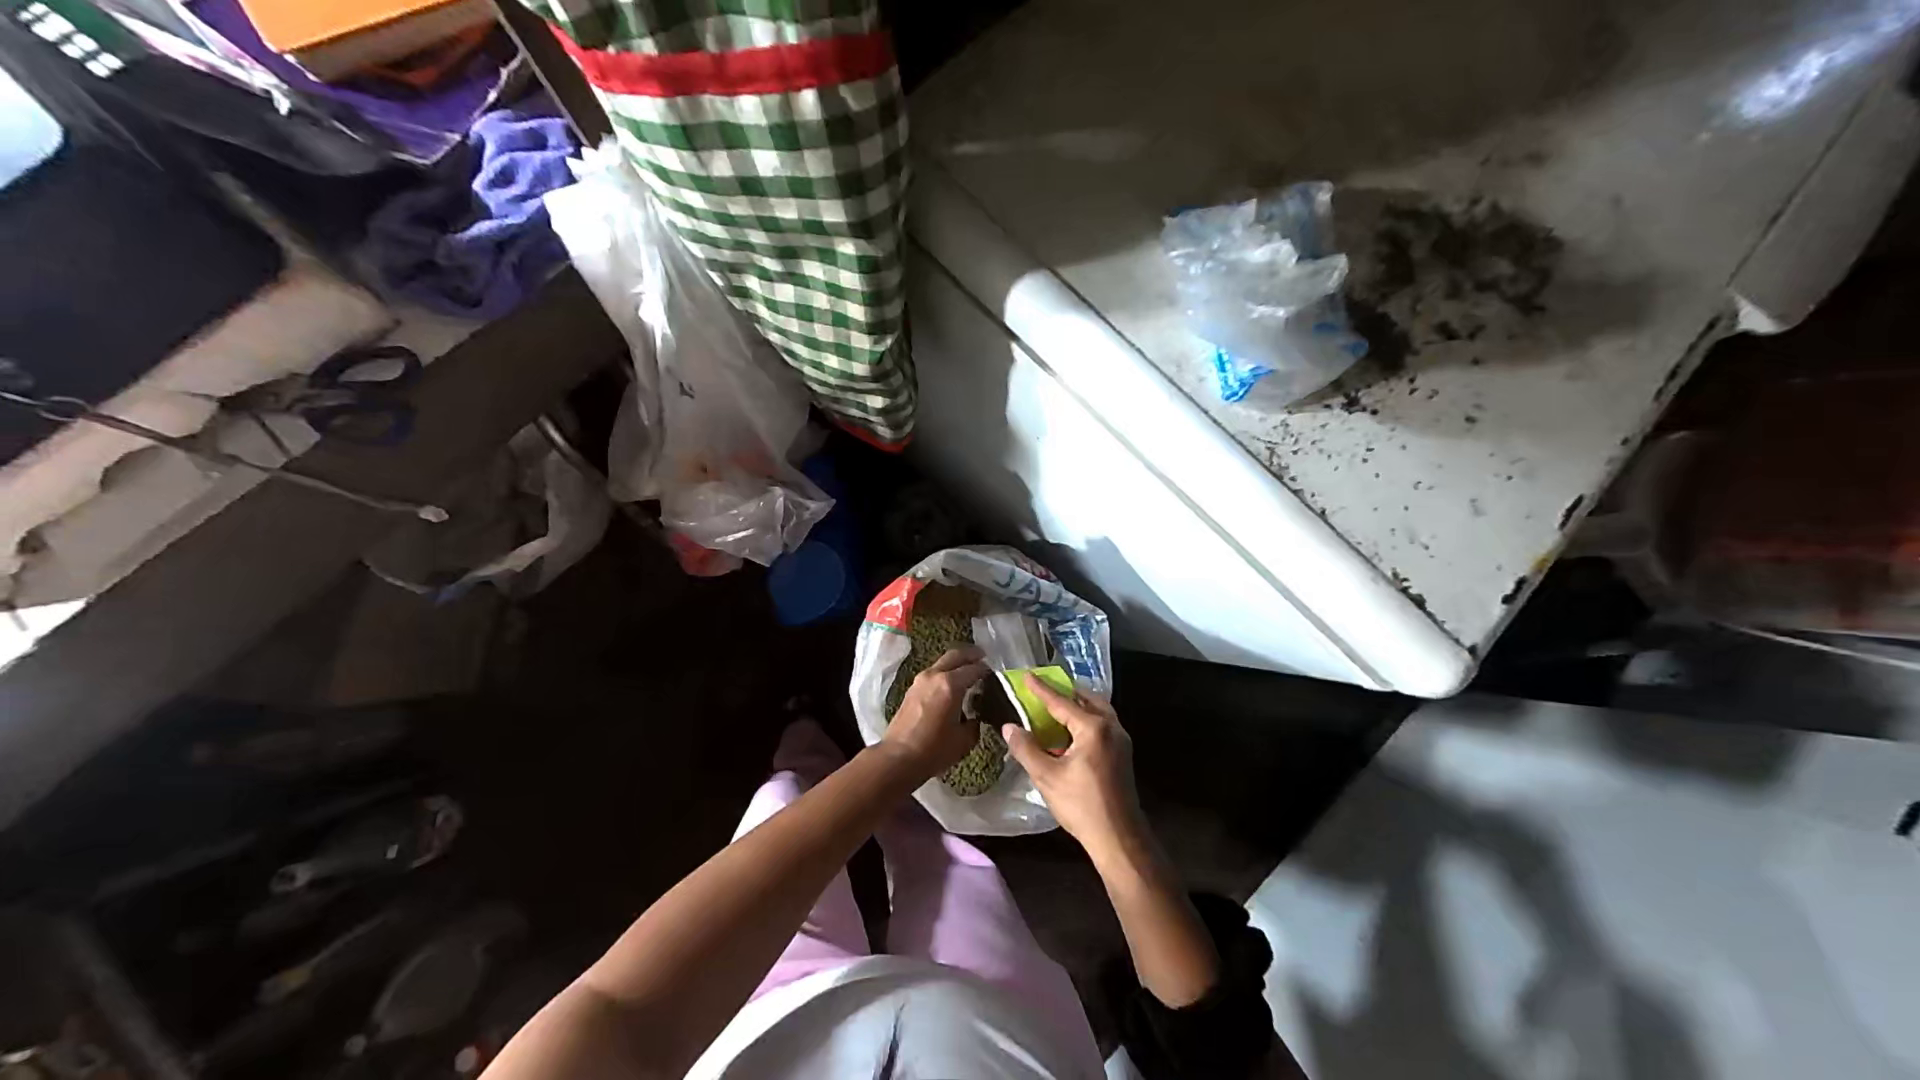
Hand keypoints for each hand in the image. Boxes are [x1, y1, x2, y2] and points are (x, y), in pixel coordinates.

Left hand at [881, 647, 990, 780]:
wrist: (898, 758)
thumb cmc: (934, 750)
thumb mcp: (964, 739)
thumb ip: (974, 722)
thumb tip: (975, 716)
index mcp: (950, 684)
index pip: (974, 669)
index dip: (986, 669)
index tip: (995, 673)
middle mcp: (934, 676)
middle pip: (955, 656)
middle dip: (970, 655)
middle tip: (983, 657)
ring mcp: (920, 681)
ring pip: (941, 664)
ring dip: (955, 664)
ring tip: (967, 672)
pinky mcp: (911, 690)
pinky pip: (933, 674)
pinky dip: (944, 674)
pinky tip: (951, 686)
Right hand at [1002, 677, 1146, 859]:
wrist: (1119, 837)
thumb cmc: (1082, 805)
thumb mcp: (1046, 776)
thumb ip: (1026, 748)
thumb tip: (1010, 727)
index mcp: (1093, 728)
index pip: (1062, 702)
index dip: (1042, 689)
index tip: (1027, 676)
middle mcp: (1111, 727)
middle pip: (1086, 699)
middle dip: (1065, 692)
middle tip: (1045, 690)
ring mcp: (1120, 741)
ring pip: (1098, 712)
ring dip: (1078, 706)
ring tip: (1056, 708)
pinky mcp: (1122, 754)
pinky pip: (1102, 725)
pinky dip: (1085, 720)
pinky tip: (1070, 733)